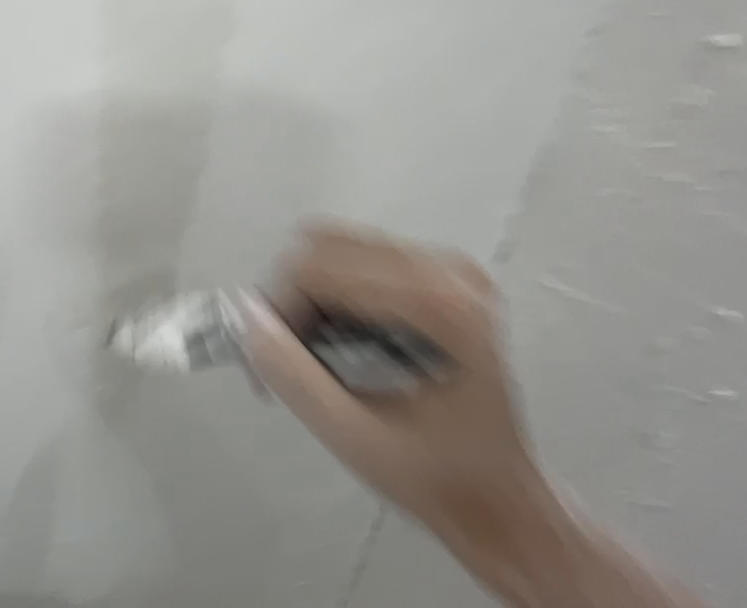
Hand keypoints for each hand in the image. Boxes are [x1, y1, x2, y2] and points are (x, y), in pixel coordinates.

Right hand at [238, 218, 550, 552]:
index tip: (272, 358)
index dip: (281, 309)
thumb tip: (245, 316)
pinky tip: (341, 338)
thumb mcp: (351, 436)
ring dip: (309, 293)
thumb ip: (292, 373)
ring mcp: (450, 268)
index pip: (319, 269)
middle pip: (325, 247)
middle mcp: (448, 272)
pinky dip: (332, 291)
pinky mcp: (444, 274)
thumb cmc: (432, 476)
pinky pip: (358, 255)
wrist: (502, 501)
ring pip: (336, 245)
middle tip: (287, 354)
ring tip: (312, 349)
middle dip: (292, 298)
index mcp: (438, 307)